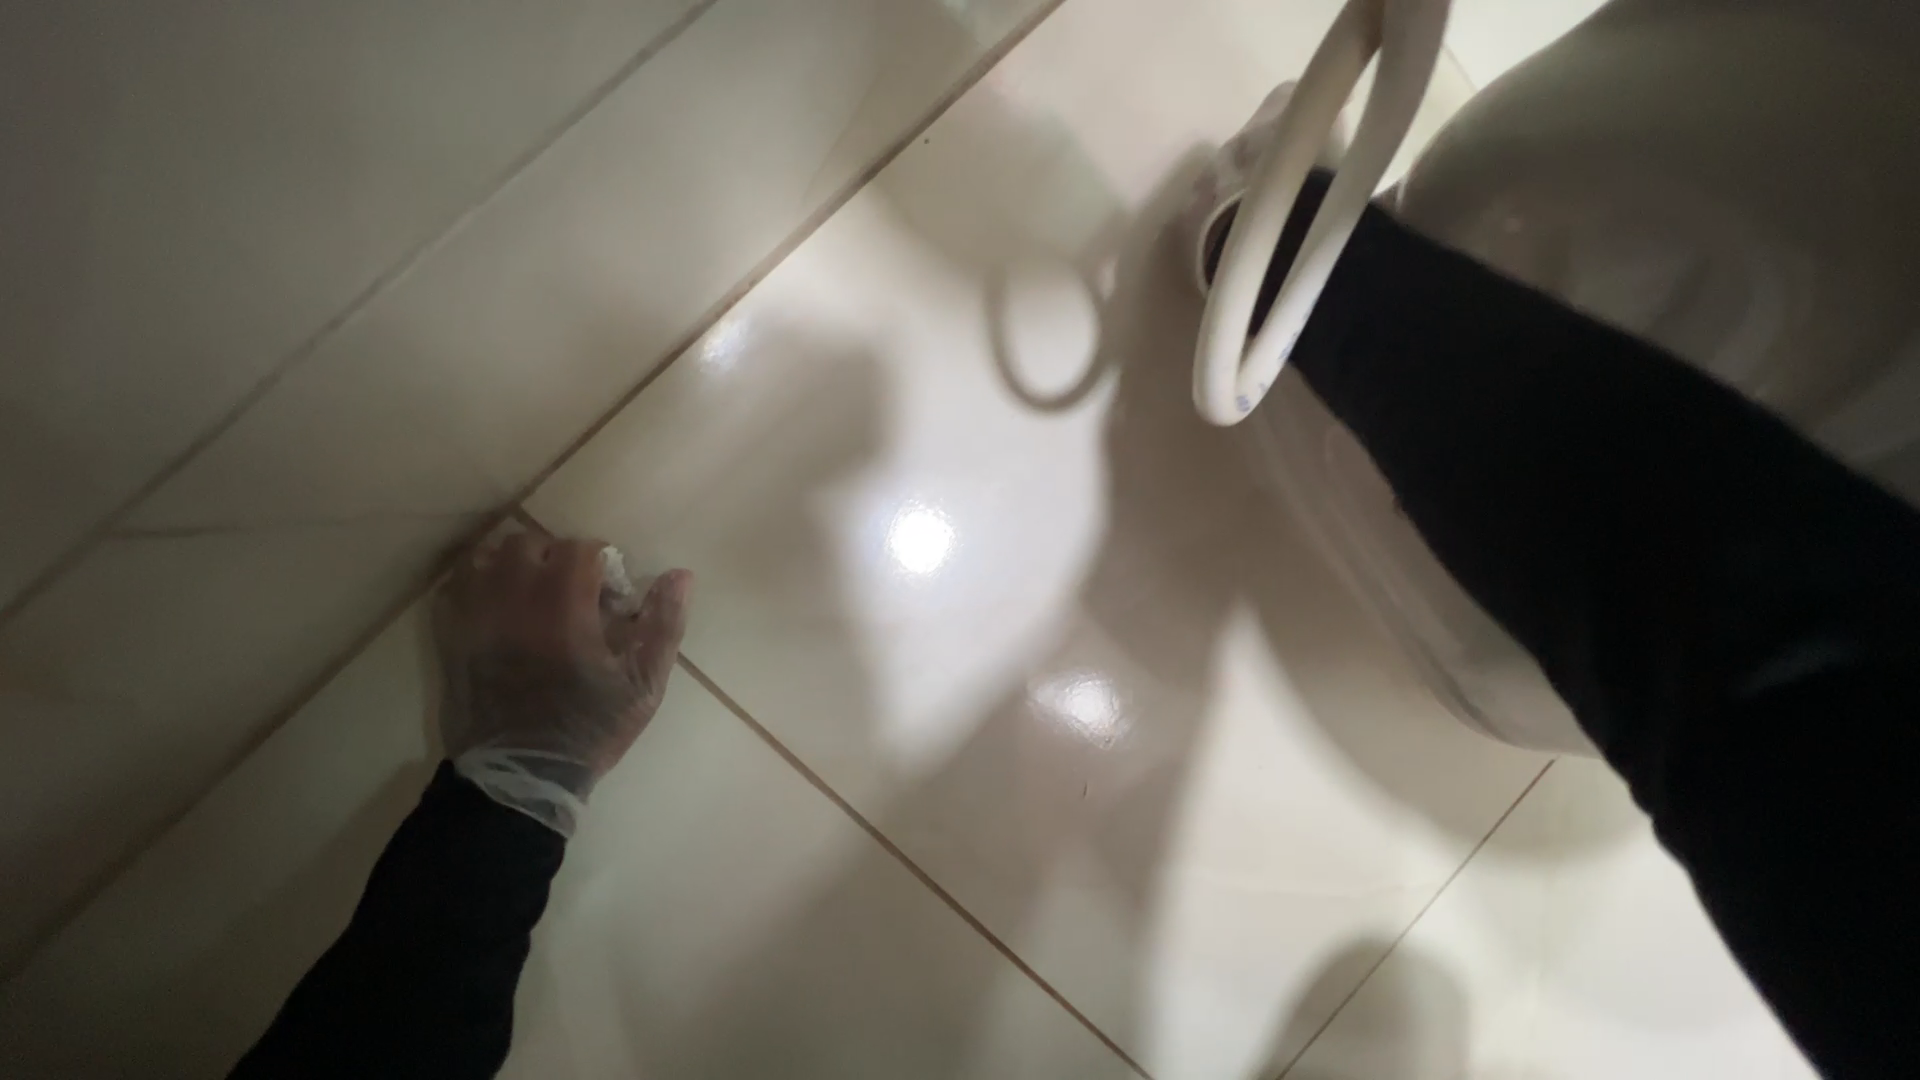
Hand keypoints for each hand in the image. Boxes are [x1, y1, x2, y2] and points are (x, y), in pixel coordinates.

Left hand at [435, 532, 692, 833]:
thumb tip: (681, 575)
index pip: (579, 550)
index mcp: (562, 610)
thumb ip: (664, 624)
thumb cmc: (590, 728)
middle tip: (577, 591)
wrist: (520, 775)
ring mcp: (474, 618)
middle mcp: (513, 603)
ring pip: (488, 557)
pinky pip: (456, 585)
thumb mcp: (644, 683)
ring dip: (517, 564)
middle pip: (530, 544)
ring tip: (536, 593)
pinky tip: (501, 605)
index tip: (614, 595)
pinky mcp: (450, 636)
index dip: (603, 563)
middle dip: (558, 558)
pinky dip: (480, 581)